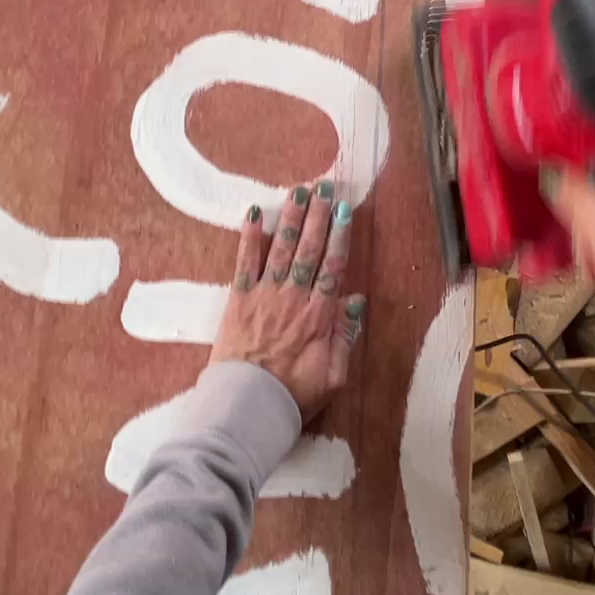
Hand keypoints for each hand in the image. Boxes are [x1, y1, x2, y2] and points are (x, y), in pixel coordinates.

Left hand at [210, 181, 366, 420]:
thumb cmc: (294, 395)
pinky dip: (249, 237)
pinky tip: (253, 214)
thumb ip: (346, 337)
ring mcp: (264, 294)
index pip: (333, 265)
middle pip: (309, 248)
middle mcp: (293, 296)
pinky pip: (245, 262)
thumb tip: (356, 300)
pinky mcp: (239, 298)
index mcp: (319, 314)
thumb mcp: (333, 376)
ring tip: (298, 192)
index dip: (339, 235)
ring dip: (290, 218)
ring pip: (281, 248)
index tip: (344, 209)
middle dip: (318, 215)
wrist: (246, 407)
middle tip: (324, 186)